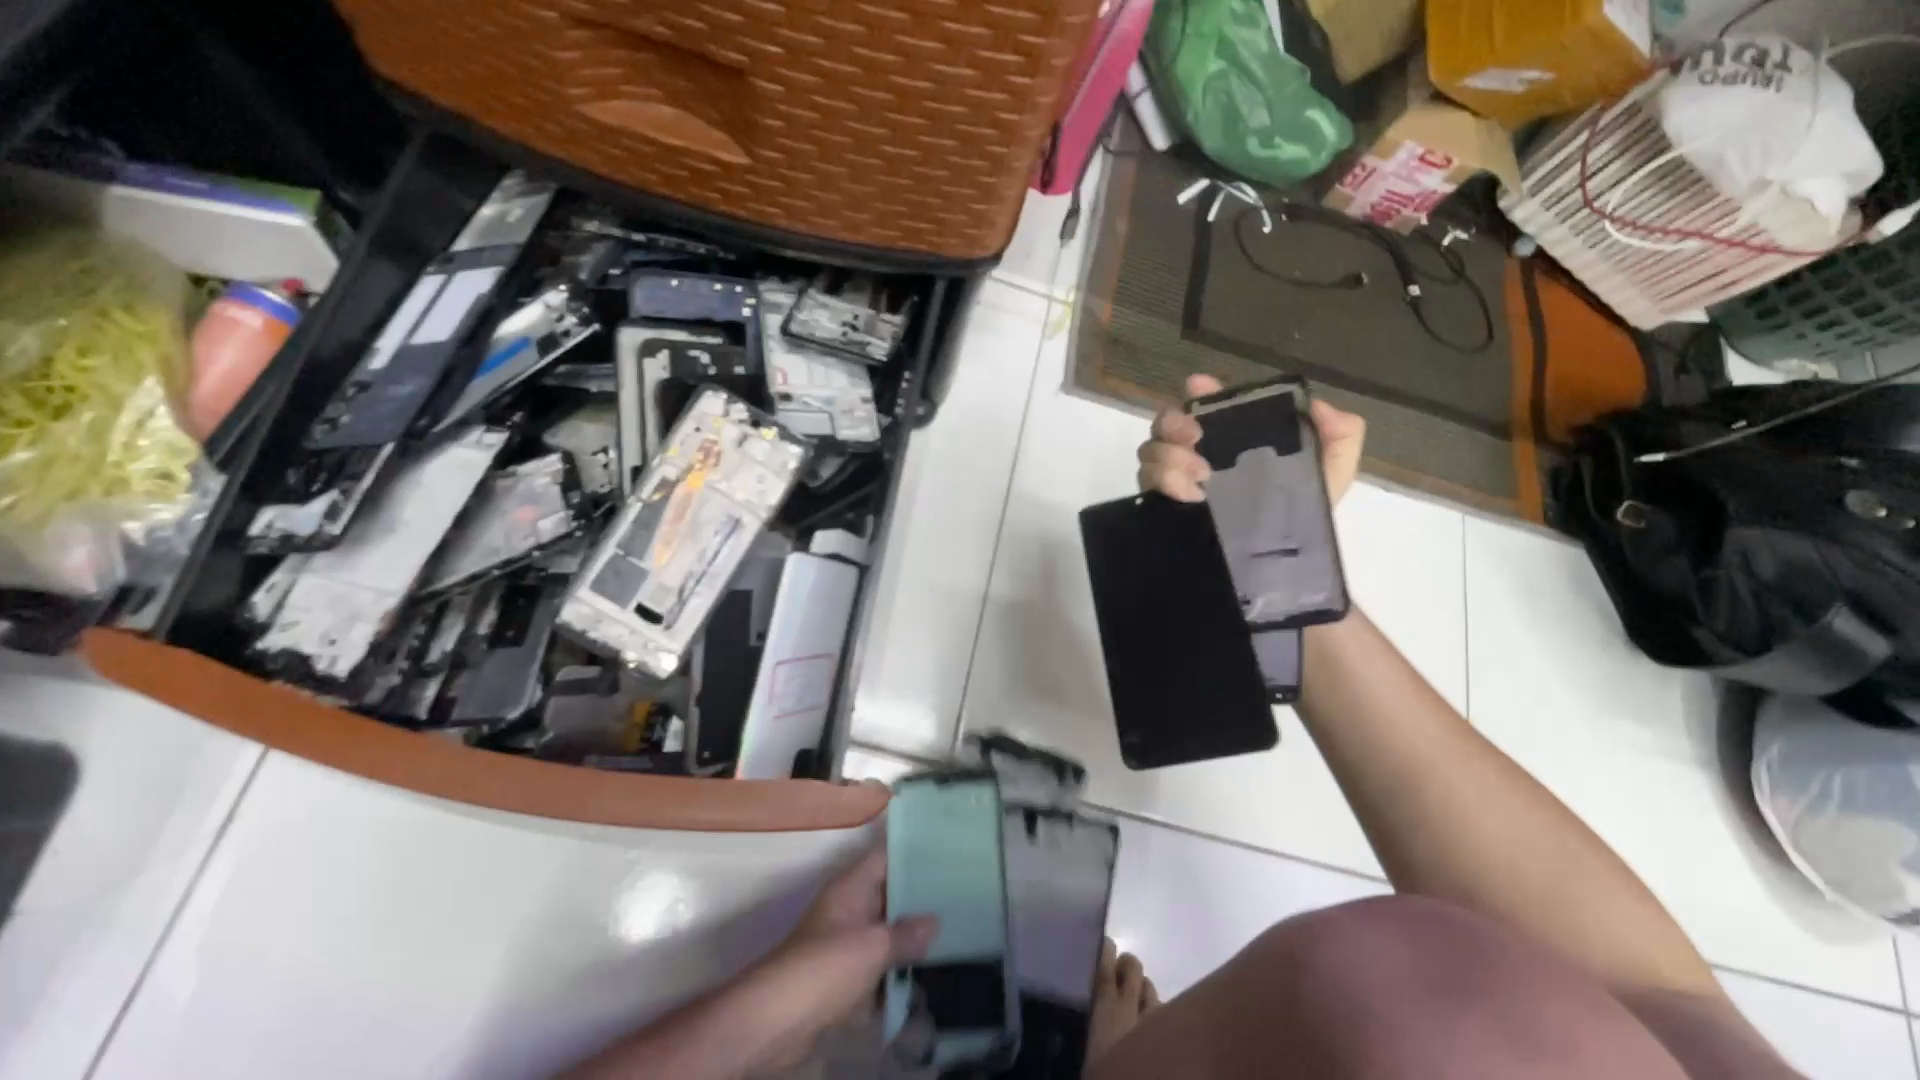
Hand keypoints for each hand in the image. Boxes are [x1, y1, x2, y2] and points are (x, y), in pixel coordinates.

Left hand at [725, 849, 936, 1072]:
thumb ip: (906, 933)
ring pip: (885, 936)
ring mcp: (845, 946)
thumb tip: (934, 920)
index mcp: (850, 889)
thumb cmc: (825, 969)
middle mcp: (848, 910)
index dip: (914, 855)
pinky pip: (878, 970)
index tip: (949, 854)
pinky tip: (927, 979)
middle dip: (920, 901)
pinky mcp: (844, 980)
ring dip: (911, 941)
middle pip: (888, 897)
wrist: (776, 1021)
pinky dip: (897, 975)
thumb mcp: (872, 946)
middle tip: (962, 899)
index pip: (885, 858)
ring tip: (955, 936)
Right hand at [1137, 373, 1365, 505]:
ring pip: (1151, 452)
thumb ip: (1340, 432)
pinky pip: (1146, 485)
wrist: (1285, 564)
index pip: (1205, 403)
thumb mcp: (1335, 469)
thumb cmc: (1306, 513)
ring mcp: (1177, 481)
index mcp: (1234, 437)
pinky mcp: (1164, 508)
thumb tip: (1314, 405)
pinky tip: (1189, 498)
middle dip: (1174, 423)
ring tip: (1200, 480)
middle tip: (1196, 439)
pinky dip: (1163, 485)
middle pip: (1165, 422)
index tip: (1200, 388)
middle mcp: (1199, 453)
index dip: (1199, 392)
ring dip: (1170, 458)